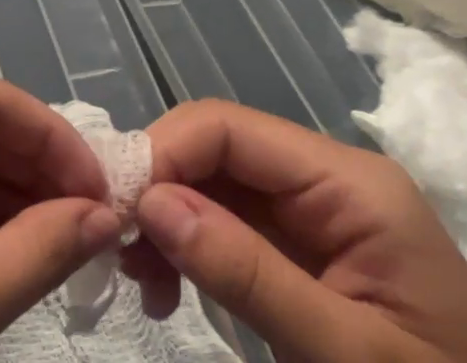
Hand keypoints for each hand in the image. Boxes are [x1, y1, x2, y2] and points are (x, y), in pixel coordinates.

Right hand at [123, 100, 466, 362]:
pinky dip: (183, 249)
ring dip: (163, 222)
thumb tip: (151, 200)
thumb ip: (249, 274)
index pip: (228, 127)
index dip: (162, 153)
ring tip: (140, 283)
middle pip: (214, 150)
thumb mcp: (347, 354)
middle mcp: (328, 182)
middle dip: (156, 190)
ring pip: (210, 185)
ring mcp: (315, 216)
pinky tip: (164, 289)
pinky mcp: (302, 252)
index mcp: (352, 185)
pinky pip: (224, 225)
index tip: (114, 212)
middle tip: (118, 254)